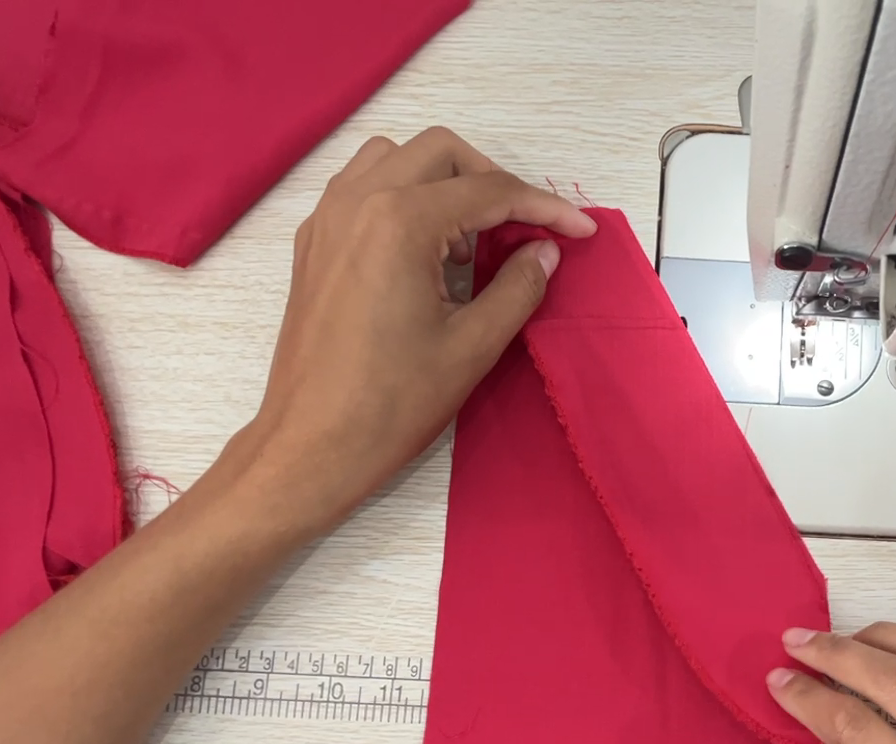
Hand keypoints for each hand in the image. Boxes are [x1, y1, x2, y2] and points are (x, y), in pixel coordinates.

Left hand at [219, 127, 595, 535]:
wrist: (316, 441)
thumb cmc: (397, 400)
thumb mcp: (474, 346)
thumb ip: (518, 288)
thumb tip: (546, 251)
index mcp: (401, 222)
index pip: (488, 190)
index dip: (544, 207)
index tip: (581, 230)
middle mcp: (358, 201)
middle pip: (440, 152)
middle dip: (493, 180)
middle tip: (525, 229)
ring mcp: (328, 218)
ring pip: (396, 159)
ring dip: (446, 183)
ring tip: (471, 243)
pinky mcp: (315, 242)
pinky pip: (364, 188)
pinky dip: (406, 199)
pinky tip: (427, 253)